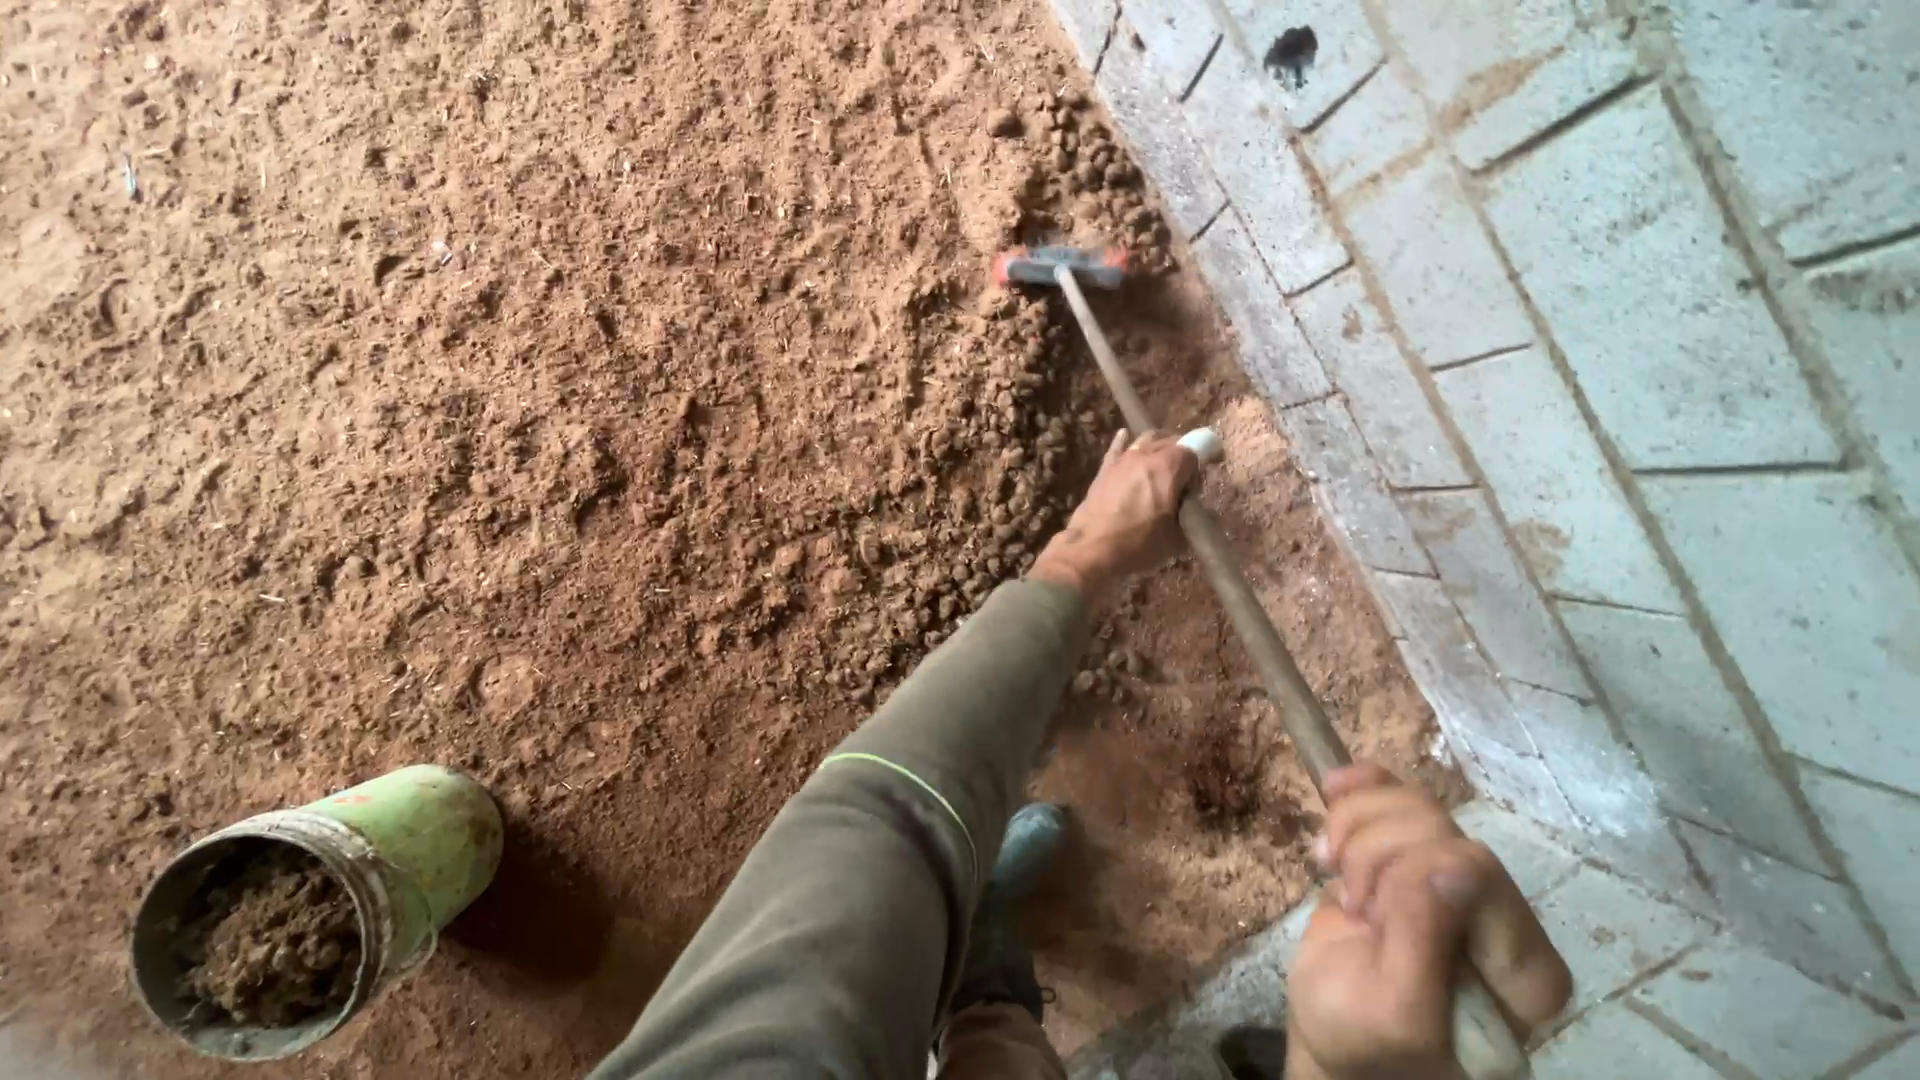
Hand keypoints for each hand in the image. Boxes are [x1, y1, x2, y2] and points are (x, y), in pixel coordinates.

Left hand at [1027, 429, 1199, 600]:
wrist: (1092, 549)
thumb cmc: (1138, 544)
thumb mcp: (1177, 538)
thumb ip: (1192, 518)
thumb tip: (1198, 511)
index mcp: (1169, 468)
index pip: (1196, 447)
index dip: (1208, 453)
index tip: (1214, 463)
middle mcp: (1146, 456)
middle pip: (1171, 441)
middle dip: (1183, 452)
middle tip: (1188, 473)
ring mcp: (1122, 460)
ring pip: (1145, 440)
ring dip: (1158, 447)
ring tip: (1163, 462)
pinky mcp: (1104, 470)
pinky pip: (1117, 448)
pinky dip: (1125, 442)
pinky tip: (1125, 437)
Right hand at [1287, 764, 1571, 1079]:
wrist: (1332, 1028)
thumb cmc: (1364, 1036)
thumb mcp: (1394, 1009)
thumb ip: (1425, 941)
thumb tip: (1453, 860)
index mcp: (1522, 964)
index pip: (1471, 867)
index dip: (1402, 876)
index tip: (1368, 918)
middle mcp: (1499, 911)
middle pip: (1435, 827)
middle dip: (1370, 854)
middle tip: (1353, 906)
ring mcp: (1453, 874)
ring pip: (1408, 803)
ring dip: (1352, 830)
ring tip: (1338, 876)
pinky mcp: (1411, 848)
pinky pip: (1389, 786)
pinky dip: (1350, 790)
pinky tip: (1331, 804)